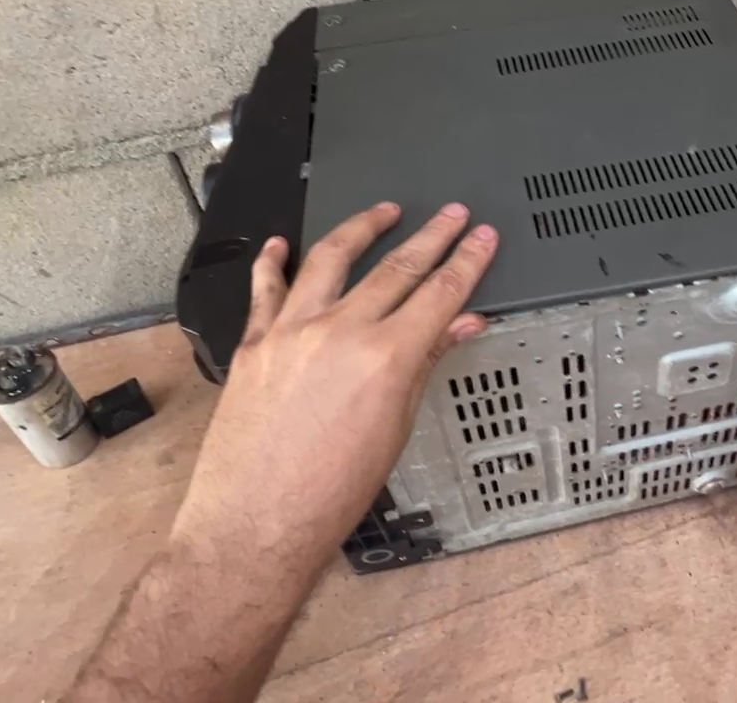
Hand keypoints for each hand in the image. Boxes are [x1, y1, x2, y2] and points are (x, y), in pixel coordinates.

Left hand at [171, 201, 498, 569]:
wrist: (254, 528)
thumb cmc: (330, 493)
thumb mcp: (397, 427)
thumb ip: (427, 362)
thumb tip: (461, 325)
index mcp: (385, 358)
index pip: (441, 293)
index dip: (468, 260)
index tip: (482, 238)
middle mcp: (339, 333)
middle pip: (398, 266)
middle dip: (433, 234)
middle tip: (452, 213)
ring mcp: (292, 332)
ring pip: (332, 257)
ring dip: (363, 227)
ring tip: (383, 210)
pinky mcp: (254, 343)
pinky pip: (265, 289)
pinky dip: (273, 262)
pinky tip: (279, 243)